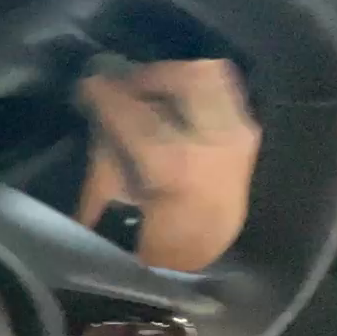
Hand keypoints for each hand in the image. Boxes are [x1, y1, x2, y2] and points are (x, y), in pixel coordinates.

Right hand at [75, 58, 261, 272]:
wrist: (202, 260)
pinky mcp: (248, 133)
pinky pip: (221, 92)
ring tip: (144, 90)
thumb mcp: (110, 204)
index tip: (88, 82)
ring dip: (173, 77)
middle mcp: (216, 140)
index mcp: (175, 164)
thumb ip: (107, 157)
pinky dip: (191, 90)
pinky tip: (167, 104)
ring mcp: (239, 133)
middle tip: (120, 83)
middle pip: (187, 77)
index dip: (108, 94)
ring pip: (211, 76)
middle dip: (149, 75)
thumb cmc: (145, 242)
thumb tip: (105, 118)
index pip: (136, 112)